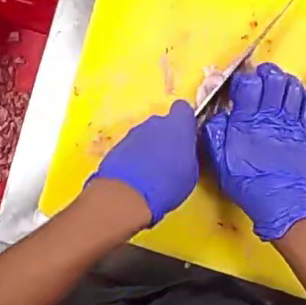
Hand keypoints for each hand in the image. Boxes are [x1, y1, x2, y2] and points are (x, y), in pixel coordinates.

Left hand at [91, 99, 199, 225]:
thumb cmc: (167, 184)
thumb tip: (181, 151)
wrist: (127, 194)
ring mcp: (132, 134)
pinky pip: (129, 149)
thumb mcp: (190, 172)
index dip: (184, 121)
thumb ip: (186, 153)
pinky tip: (134, 178)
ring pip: (144, 136)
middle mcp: (154, 124)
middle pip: (161, 124)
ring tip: (149, 173)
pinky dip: (131, 159)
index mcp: (178, 126)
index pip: (183, 109)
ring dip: (147, 149)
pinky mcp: (115, 147)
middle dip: (164, 138)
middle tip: (167, 161)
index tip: (186, 136)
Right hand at [203, 62, 305, 240]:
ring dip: (285, 81)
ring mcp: (291, 121)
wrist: (277, 199)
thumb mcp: (217, 159)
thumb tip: (217, 115)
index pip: (249, 84)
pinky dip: (302, 94)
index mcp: (246, 120)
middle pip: (274, 80)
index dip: (245, 78)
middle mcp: (270, 115)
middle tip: (262, 75)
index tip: (241, 83)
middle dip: (268, 72)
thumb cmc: (244, 181)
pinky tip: (295, 97)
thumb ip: (214, 133)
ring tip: (278, 83)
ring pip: (293, 88)